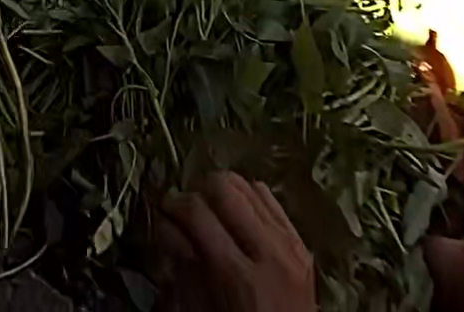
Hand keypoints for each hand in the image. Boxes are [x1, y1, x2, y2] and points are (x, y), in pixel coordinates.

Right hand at [162, 173, 316, 311]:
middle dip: (197, 191)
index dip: (174, 205)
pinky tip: (235, 216)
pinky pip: (268, 197)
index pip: (198, 213)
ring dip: (221, 191)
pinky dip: (246, 197)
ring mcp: (290, 245)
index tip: (163, 209)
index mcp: (240, 279)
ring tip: (209, 210)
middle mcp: (269, 254)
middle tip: (185, 208)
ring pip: (246, 184)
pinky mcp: (300, 242)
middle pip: (224, 187)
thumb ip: (183, 266)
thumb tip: (167, 225)